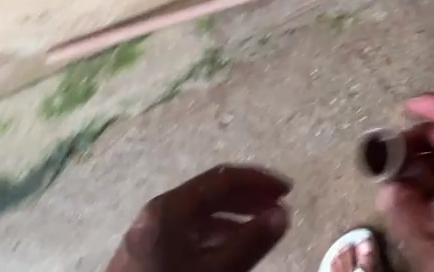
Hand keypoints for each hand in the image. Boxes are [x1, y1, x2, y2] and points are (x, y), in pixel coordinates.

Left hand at [107, 165, 291, 271]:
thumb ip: (250, 243)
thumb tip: (282, 214)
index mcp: (172, 207)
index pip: (223, 179)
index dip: (258, 181)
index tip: (287, 191)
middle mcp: (158, 211)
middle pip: (210, 192)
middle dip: (248, 197)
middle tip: (278, 207)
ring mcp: (148, 233)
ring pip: (198, 214)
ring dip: (233, 217)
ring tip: (260, 229)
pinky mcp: (145, 255)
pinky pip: (186, 233)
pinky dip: (214, 235)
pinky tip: (230, 251)